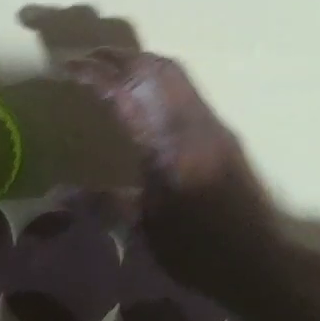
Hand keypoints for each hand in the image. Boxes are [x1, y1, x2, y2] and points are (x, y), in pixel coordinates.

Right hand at [63, 50, 290, 299]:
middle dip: (117, 57)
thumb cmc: (199, 251)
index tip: (67, 68)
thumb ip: (102, 204)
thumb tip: (57, 193)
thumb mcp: (145, 231)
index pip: (125, 91)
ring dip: (139, 63)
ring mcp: (211, 123)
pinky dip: (157, 77)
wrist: (262, 263)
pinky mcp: (222, 131)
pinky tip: (144, 93)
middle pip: (153, 68)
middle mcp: (190, 123)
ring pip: (173, 72)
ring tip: (111, 68)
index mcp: (167, 145)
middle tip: (86, 61)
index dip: (94, 73)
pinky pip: (185, 86)